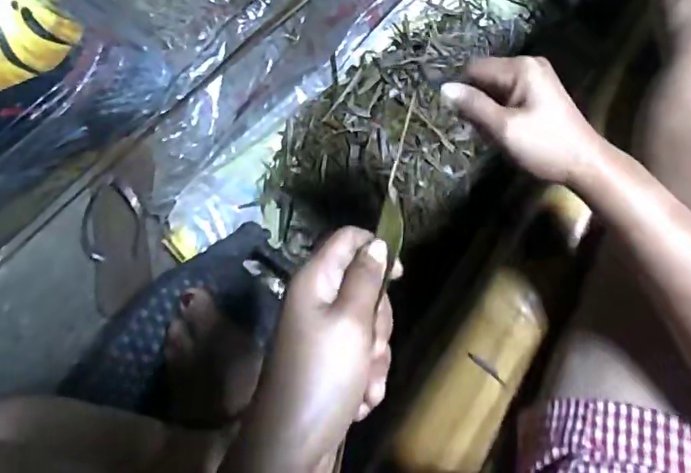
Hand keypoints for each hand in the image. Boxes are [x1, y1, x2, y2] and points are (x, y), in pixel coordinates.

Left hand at [227, 227, 394, 472]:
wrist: (290, 452)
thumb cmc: (322, 376)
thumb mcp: (352, 321)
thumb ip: (367, 279)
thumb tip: (376, 242)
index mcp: (316, 280)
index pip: (348, 238)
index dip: (376, 246)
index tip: (400, 273)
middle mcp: (317, 301)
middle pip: (363, 284)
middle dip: (379, 318)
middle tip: (372, 344)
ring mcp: (321, 335)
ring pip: (367, 324)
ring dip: (376, 355)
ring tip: (365, 383)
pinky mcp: (328, 365)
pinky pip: (359, 356)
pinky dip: (366, 377)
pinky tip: (361, 400)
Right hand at [442, 56, 605, 186]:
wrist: (587, 164)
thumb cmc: (545, 146)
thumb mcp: (504, 128)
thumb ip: (473, 106)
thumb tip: (444, 88)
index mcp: (520, 67)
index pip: (475, 68)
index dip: (462, 91)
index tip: (458, 117)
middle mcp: (529, 64)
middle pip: (486, 77)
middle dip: (478, 103)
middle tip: (483, 132)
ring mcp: (537, 76)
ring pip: (496, 88)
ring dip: (489, 110)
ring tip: (497, 135)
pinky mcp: (541, 91)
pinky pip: (509, 94)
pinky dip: (502, 112)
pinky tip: (508, 132)